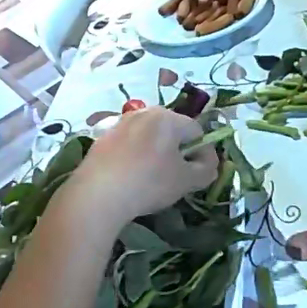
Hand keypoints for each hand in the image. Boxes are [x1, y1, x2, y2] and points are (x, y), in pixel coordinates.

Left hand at [58, 106, 218, 231]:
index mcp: (168, 117)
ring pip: (148, 137)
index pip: (197, 130)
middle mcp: (144, 113)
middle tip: (174, 177)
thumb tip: (209, 163)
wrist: (97, 195)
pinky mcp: (102, 138)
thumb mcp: (187, 181)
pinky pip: (128, 144)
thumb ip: (206, 169)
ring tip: (150, 179)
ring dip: (155, 153)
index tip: (197, 174)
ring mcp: (120, 123)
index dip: (202, 152)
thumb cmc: (149, 183)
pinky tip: (129, 178)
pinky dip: (134, 157)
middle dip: (177, 151)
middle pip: (171, 130)